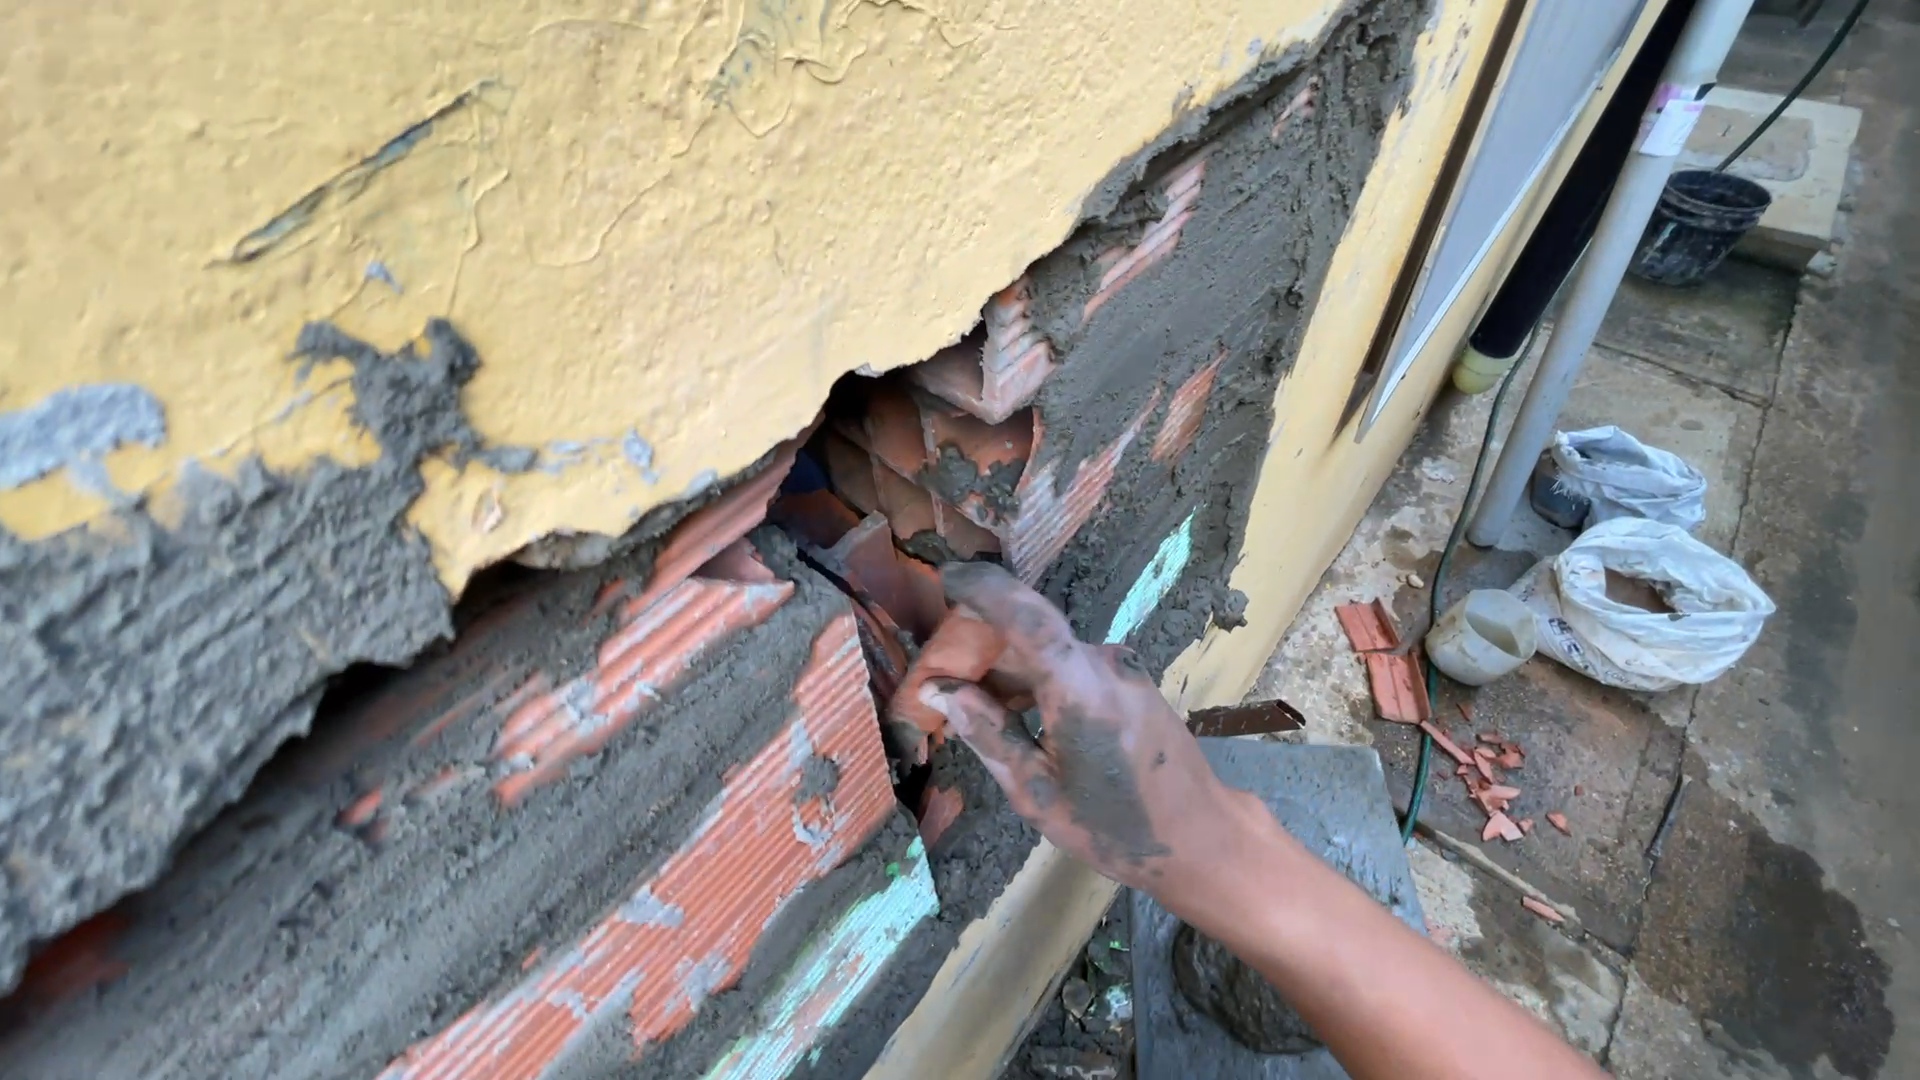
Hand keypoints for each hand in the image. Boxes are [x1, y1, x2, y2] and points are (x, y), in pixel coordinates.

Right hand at [916, 563, 1281, 918]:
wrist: (1201, 836)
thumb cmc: (1115, 828)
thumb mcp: (1038, 795)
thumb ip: (989, 735)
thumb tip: (942, 690)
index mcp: (1081, 691)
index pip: (1028, 616)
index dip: (985, 588)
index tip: (946, 577)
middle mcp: (1103, 663)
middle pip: (1028, 633)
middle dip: (978, 646)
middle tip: (938, 677)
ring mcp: (1120, 666)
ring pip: (1046, 650)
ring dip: (1005, 667)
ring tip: (970, 703)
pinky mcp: (1126, 677)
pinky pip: (1067, 663)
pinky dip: (1033, 677)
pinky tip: (1012, 708)